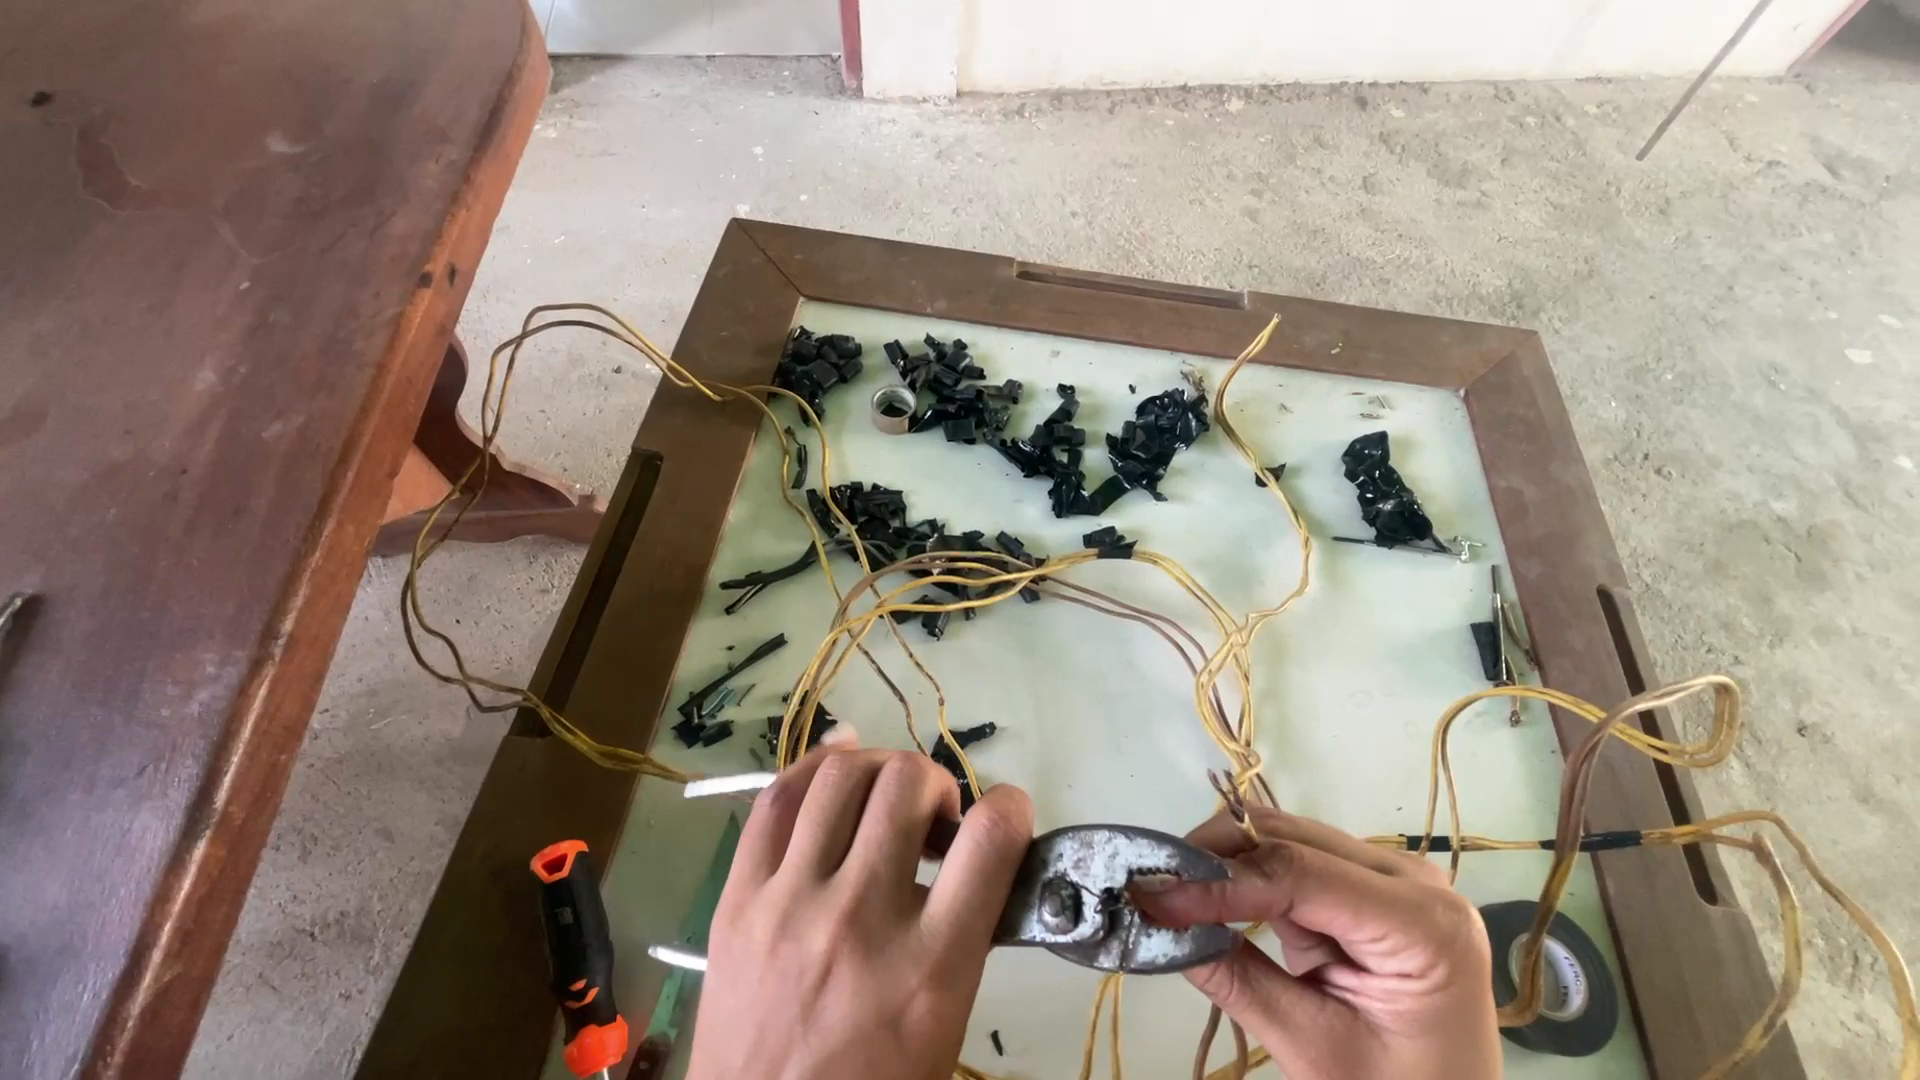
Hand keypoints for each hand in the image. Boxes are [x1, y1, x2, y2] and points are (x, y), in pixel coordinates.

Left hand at [685, 744, 1033, 1079]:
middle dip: (935, 782)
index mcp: (929, 968)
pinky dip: (815, 765)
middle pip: (908, 783)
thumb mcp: (945, 1020)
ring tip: (885, 795)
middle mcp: (860, 918)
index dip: (1011, 808)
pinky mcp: (738, 898)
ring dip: (880, 769)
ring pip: (842, 775)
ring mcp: (789, 902)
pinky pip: (776, 799)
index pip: (991, 840)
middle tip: (932, 819)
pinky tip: (839, 761)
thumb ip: (964, 932)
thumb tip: (971, 854)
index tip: (1004, 815)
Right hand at [1135, 807, 1500, 1079]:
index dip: (1219, 879)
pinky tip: (1208, 894)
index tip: (1155, 896)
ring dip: (1223, 858)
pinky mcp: (1366, 883)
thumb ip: (1236, 978)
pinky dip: (1244, 872)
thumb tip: (1157, 920)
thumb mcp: (1313, 1049)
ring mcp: (1391, 874)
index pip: (1300, 873)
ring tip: (1172, 890)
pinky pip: (1291, 857)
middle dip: (1214, 855)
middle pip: (1290, 837)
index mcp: (1421, 924)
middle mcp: (1411, 878)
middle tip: (1153, 886)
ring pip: (1284, 835)